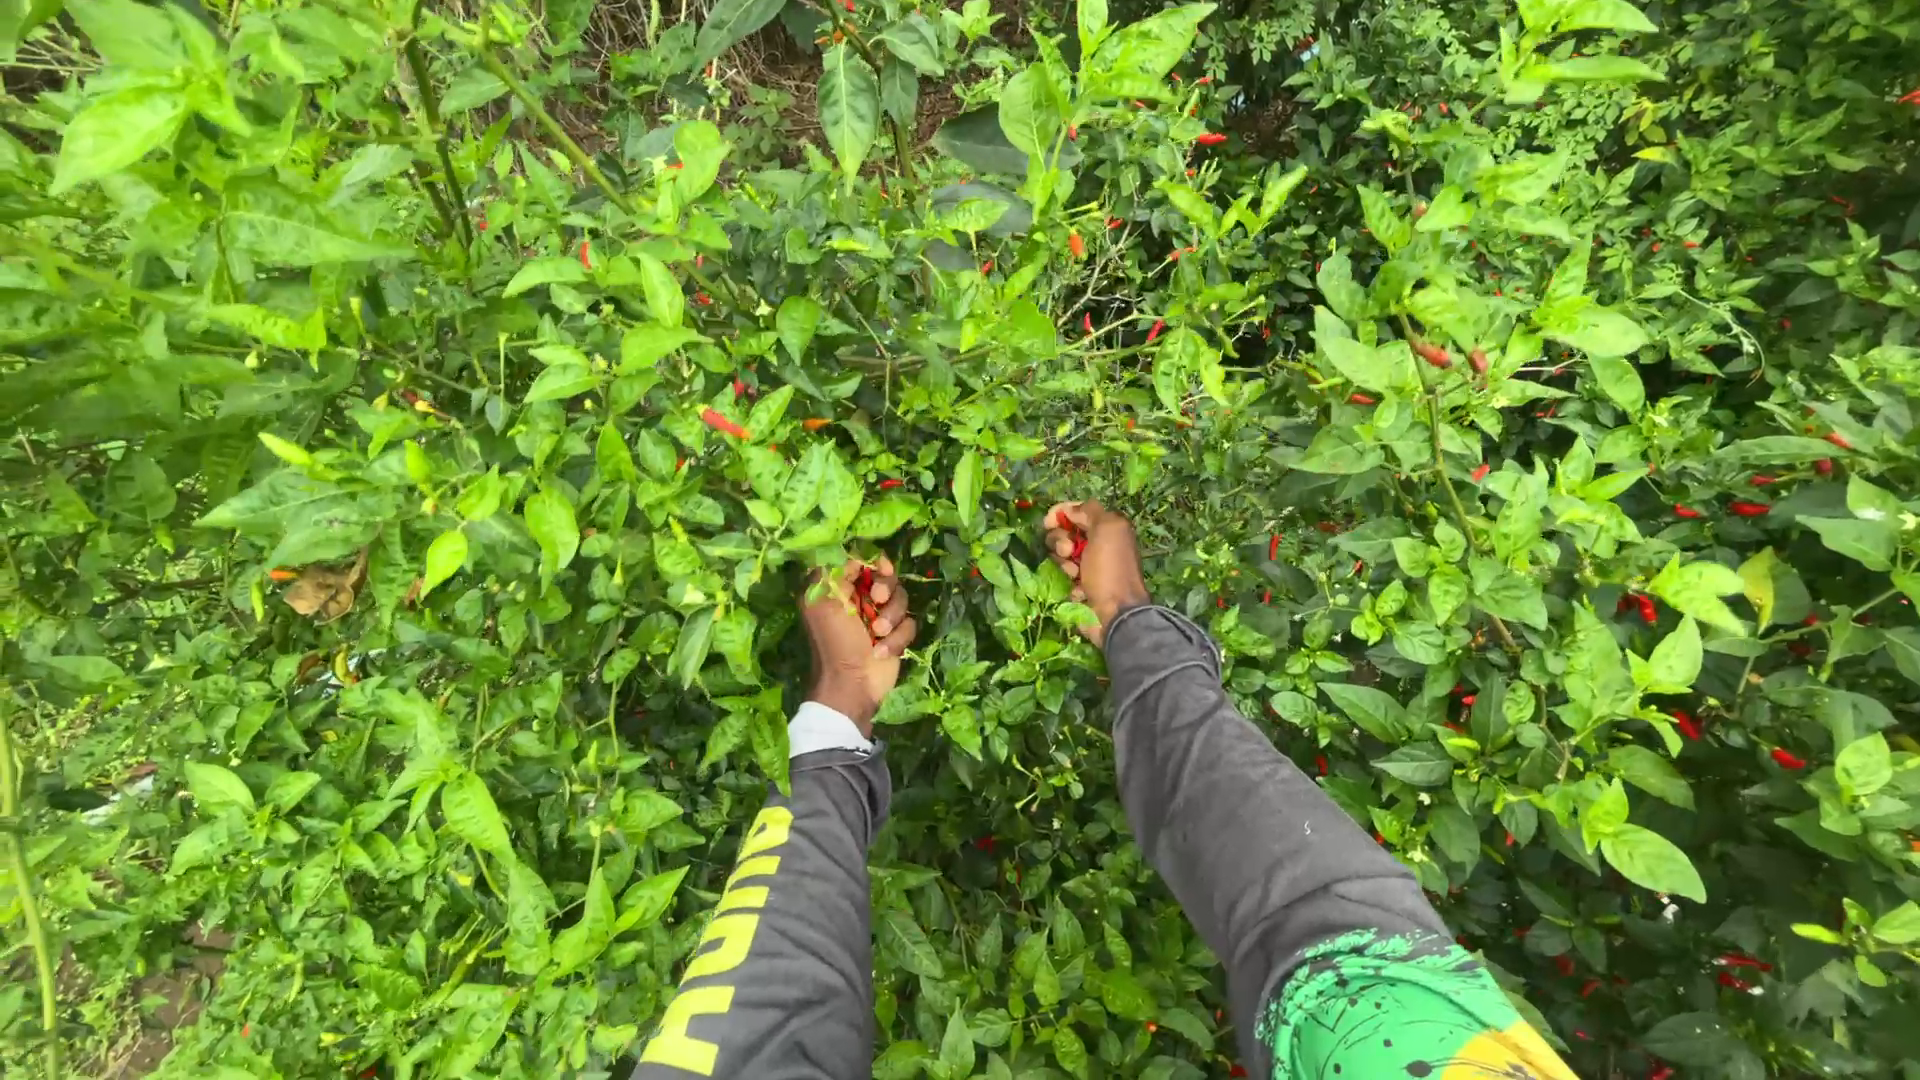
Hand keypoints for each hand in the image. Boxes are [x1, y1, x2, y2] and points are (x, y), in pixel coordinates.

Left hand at [801, 556, 916, 735]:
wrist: (851, 685)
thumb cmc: (834, 642)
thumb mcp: (823, 600)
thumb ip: (833, 569)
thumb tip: (854, 552)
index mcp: (839, 587)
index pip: (862, 559)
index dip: (874, 561)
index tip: (880, 568)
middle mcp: (860, 599)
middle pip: (887, 576)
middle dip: (886, 587)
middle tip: (878, 599)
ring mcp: (880, 617)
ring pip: (901, 599)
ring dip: (891, 616)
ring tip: (877, 634)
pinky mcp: (896, 635)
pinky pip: (909, 624)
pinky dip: (897, 638)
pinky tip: (882, 651)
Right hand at [1042, 500, 1149, 647]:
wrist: (1115, 612)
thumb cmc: (1110, 569)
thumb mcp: (1107, 529)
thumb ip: (1089, 511)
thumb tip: (1069, 510)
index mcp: (1106, 527)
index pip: (1074, 511)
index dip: (1059, 514)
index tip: (1048, 522)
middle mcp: (1096, 544)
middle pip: (1062, 533)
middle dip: (1060, 541)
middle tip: (1070, 552)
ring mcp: (1086, 566)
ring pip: (1058, 555)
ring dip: (1064, 563)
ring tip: (1076, 575)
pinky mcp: (1078, 586)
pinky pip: (1061, 576)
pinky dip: (1068, 581)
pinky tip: (1079, 590)